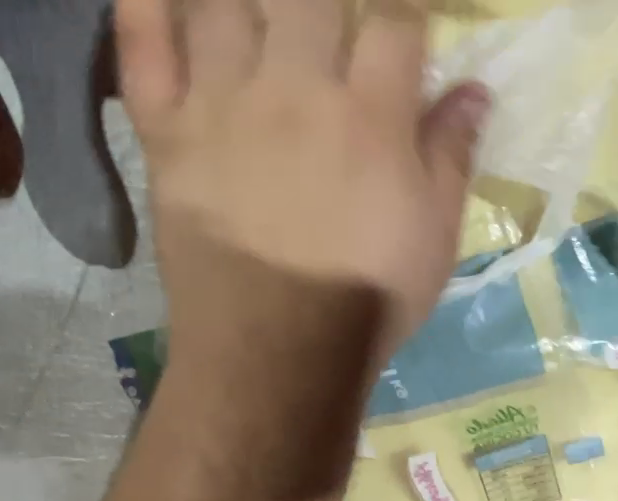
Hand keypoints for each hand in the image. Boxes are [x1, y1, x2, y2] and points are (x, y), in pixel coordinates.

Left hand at [117, 0, 490, 346]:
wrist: (279, 349)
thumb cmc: (371, 297)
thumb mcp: (436, 237)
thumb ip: (452, 156)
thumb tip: (474, 91)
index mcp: (371, 117)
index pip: (394, 23)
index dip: (406, 13)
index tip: (407, 28)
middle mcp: (295, 89)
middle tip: (329, 18)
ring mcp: (222, 104)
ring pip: (221, 2)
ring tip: (260, 15)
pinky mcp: (166, 132)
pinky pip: (143, 48)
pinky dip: (146, 11)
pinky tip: (162, 0)